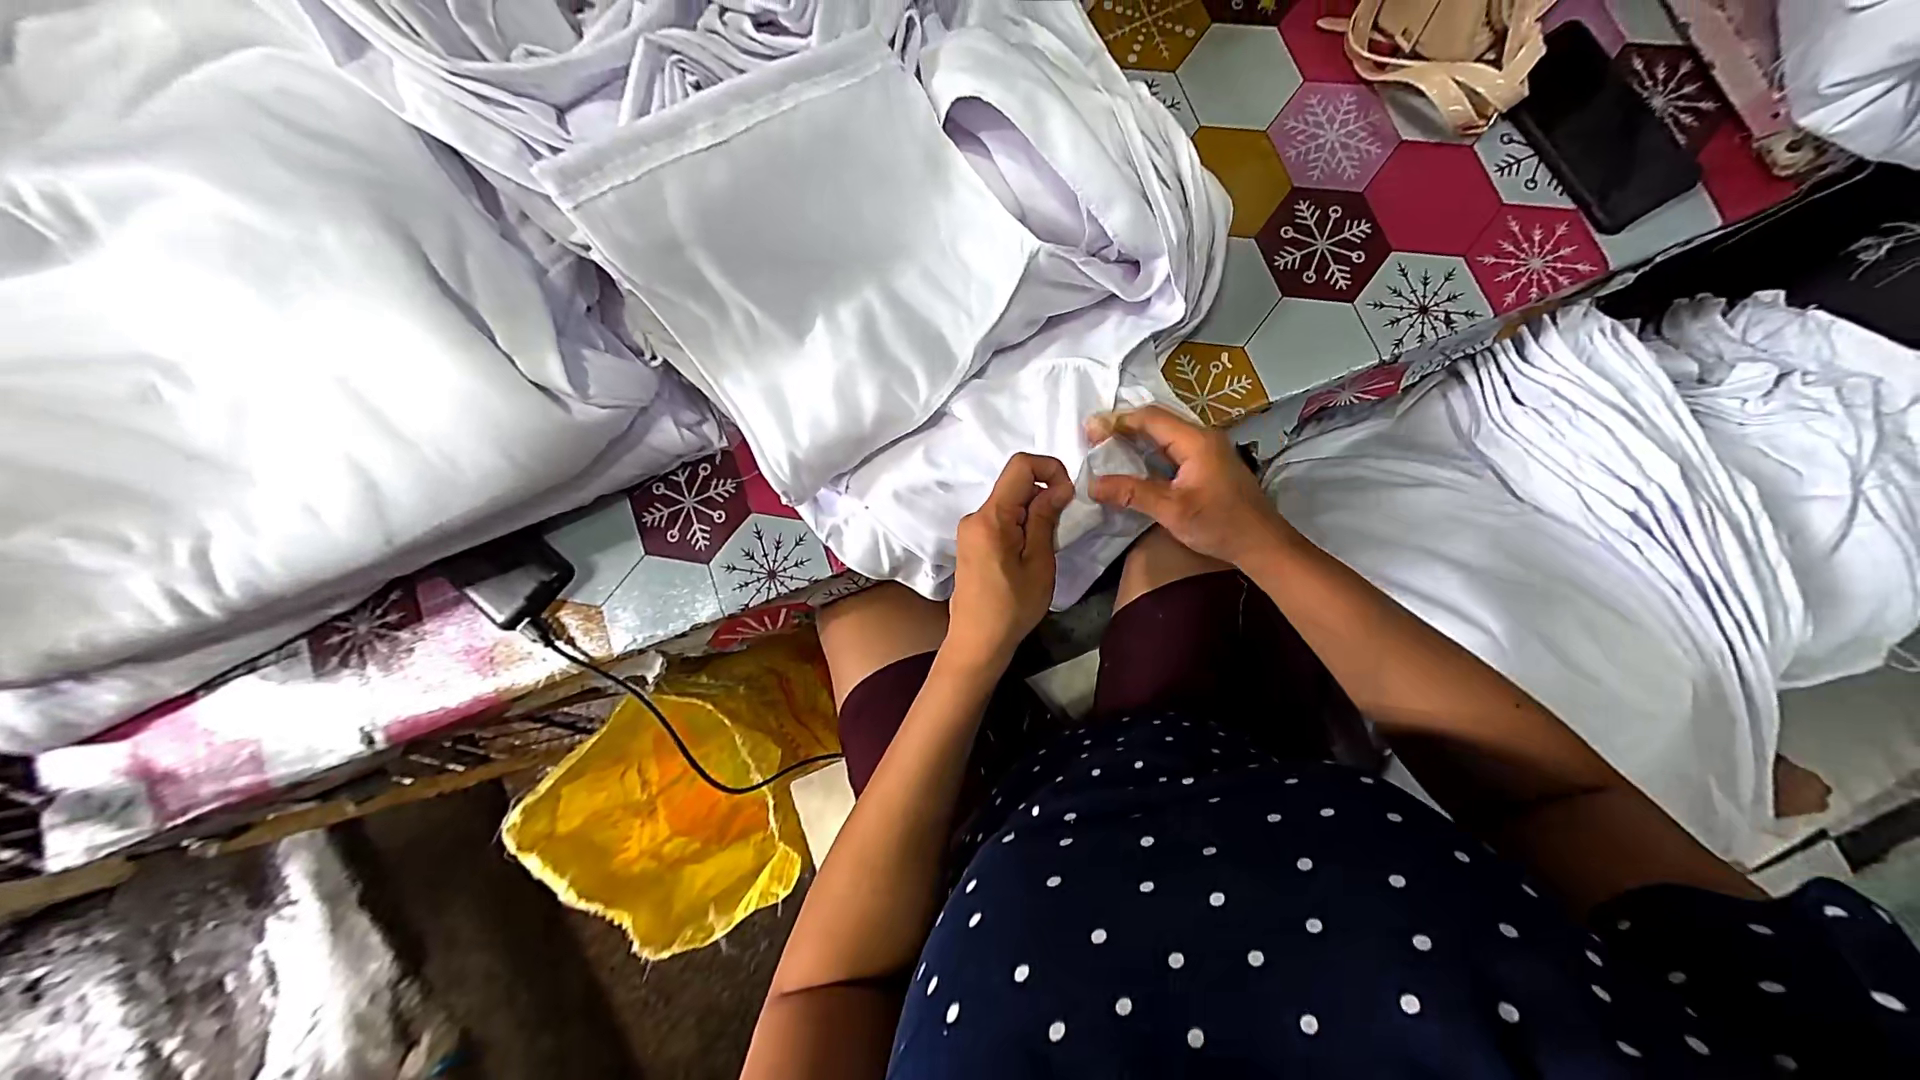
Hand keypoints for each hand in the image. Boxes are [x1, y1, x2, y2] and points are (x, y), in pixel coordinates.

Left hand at [946, 453, 1074, 665]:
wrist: (977, 641)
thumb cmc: (1012, 607)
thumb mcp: (1039, 563)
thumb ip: (1046, 520)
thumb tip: (1058, 488)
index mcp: (990, 518)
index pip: (1020, 466)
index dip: (1049, 469)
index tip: (1067, 495)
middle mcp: (975, 516)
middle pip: (1015, 484)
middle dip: (1044, 496)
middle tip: (1060, 528)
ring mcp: (970, 529)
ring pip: (1010, 503)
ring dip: (1033, 514)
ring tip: (1044, 548)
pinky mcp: (972, 542)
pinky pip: (1001, 519)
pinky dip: (1021, 525)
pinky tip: (1029, 554)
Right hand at [1087, 405, 1295, 567]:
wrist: (1262, 543)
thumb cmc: (1220, 525)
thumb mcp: (1171, 510)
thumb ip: (1132, 493)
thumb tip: (1093, 485)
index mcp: (1196, 441)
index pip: (1150, 418)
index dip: (1117, 421)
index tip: (1090, 432)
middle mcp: (1202, 436)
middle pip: (1157, 420)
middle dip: (1123, 425)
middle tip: (1093, 435)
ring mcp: (1207, 448)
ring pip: (1165, 432)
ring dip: (1135, 436)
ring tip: (1107, 445)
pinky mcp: (1208, 462)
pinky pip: (1172, 445)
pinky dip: (1149, 448)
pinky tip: (1134, 460)